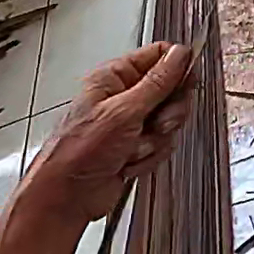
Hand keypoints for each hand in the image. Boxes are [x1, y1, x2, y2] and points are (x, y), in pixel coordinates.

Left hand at [21, 42, 194, 223]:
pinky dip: (150, 156)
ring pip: (169, 120)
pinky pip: (162, 143)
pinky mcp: (136, 145)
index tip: (188, 83)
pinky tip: (129, 163)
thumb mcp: (124, 112)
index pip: (159, 55)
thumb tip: (180, 54)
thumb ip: (158, 82)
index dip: (178, 67)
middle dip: (168, 113)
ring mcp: (131, 121)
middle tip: (157, 124)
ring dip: (155, 139)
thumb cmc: (78, 152)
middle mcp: (124, 95)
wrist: (65, 198)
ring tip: (133, 149)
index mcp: (115, 76)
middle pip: (171, 90)